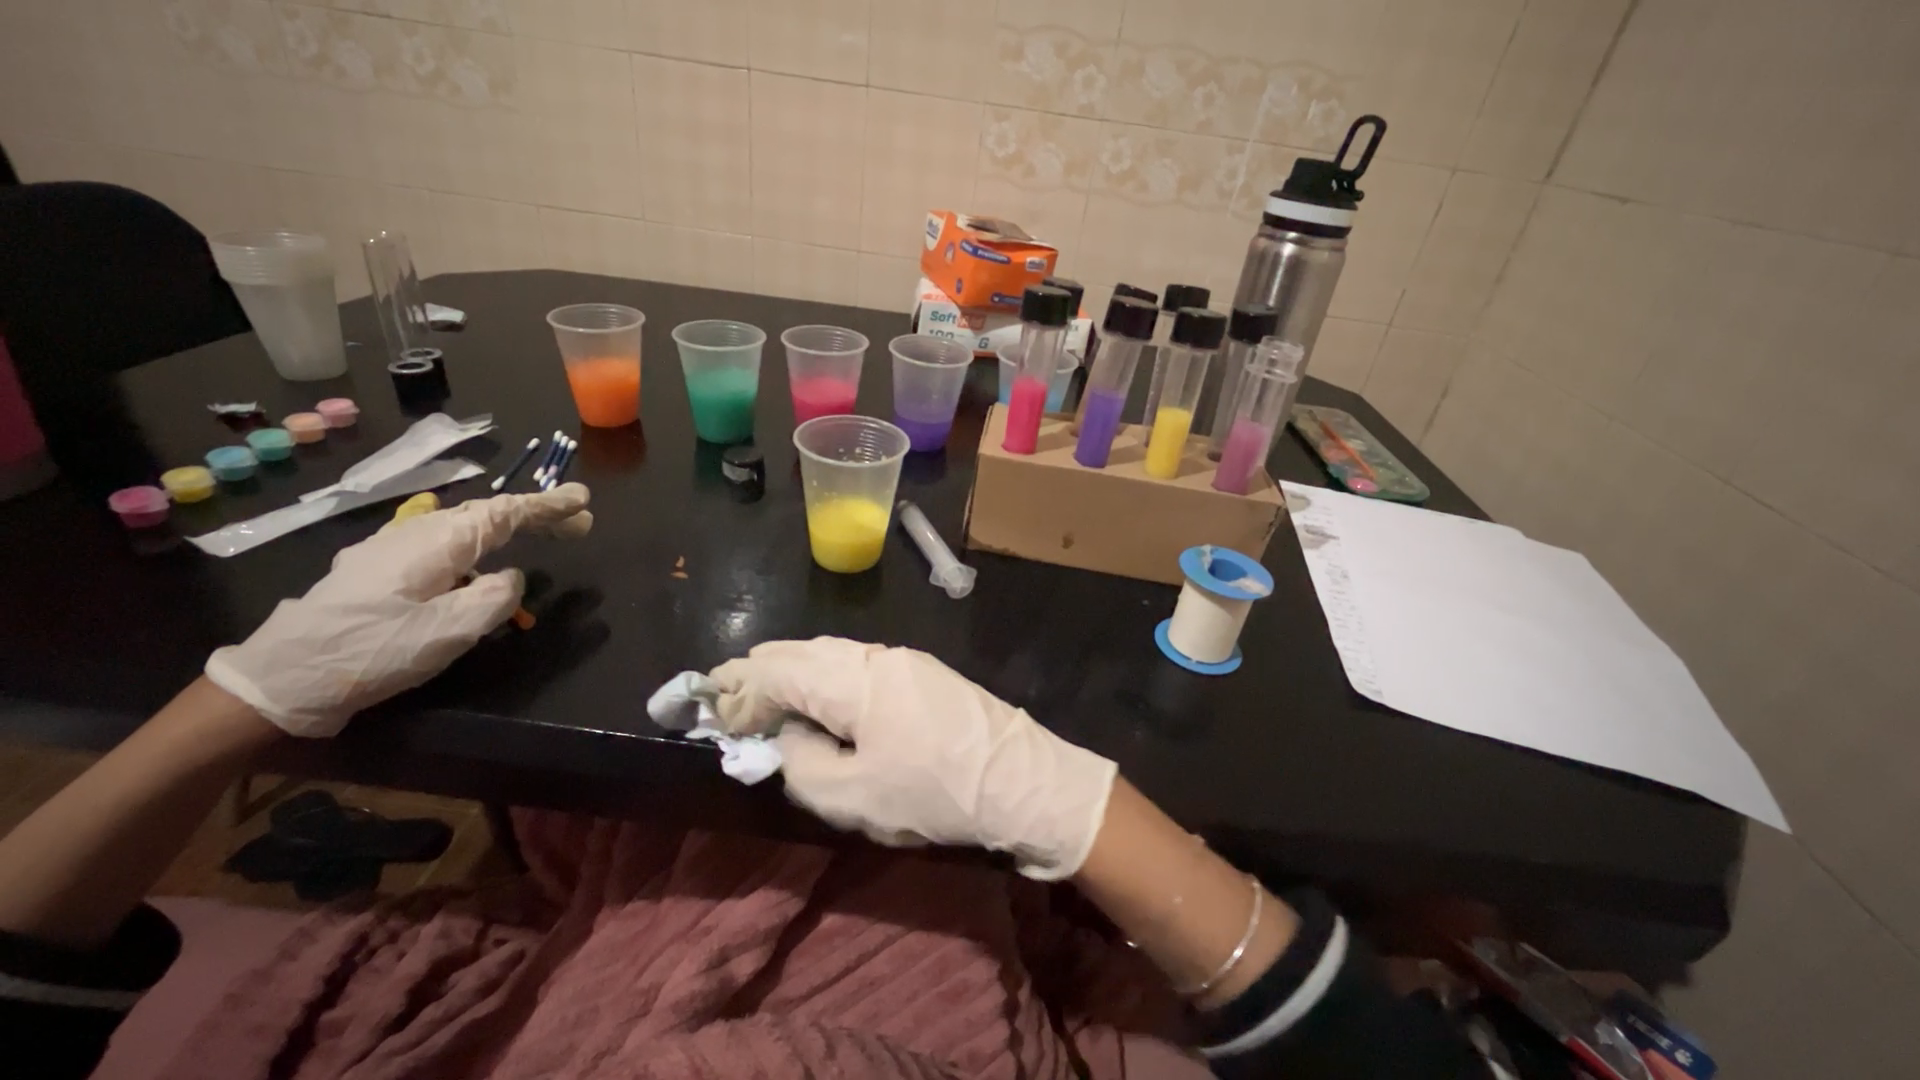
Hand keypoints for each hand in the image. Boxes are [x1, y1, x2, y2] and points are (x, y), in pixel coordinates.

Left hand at [205, 483, 592, 736]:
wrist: (282, 679)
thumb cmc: (373, 653)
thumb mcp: (450, 632)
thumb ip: (494, 597)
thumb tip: (509, 576)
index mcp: (437, 543)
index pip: (505, 513)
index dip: (547, 505)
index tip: (584, 501)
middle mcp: (413, 534)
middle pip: (484, 515)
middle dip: (533, 515)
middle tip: (577, 526)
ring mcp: (388, 550)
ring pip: (460, 529)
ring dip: (503, 531)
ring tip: (535, 542)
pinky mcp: (373, 571)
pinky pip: (438, 545)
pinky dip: (472, 546)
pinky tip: (474, 568)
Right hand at [708, 637, 1116, 879]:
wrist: (1026, 784)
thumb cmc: (936, 794)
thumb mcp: (854, 799)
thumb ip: (802, 765)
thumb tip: (788, 737)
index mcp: (852, 679)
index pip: (775, 669)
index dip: (737, 689)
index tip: (709, 710)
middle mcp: (874, 656)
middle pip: (800, 652)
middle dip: (760, 674)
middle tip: (728, 699)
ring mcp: (904, 661)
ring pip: (829, 655)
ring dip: (793, 674)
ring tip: (767, 698)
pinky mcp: (924, 676)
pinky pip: (857, 666)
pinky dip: (825, 679)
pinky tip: (821, 700)